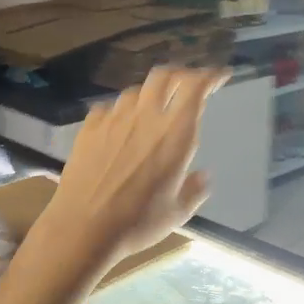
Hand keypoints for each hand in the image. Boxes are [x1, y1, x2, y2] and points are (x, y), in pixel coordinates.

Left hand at [39, 66, 227, 263]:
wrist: (83, 228)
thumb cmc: (138, 223)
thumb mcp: (179, 212)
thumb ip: (195, 190)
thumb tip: (203, 176)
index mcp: (175, 134)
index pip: (195, 88)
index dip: (210, 77)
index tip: (220, 77)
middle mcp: (146, 118)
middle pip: (164, 76)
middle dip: (180, 75)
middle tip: (189, 85)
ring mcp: (114, 120)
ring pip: (136, 91)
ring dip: (150, 95)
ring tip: (153, 109)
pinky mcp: (89, 128)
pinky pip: (109, 108)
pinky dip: (121, 112)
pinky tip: (120, 127)